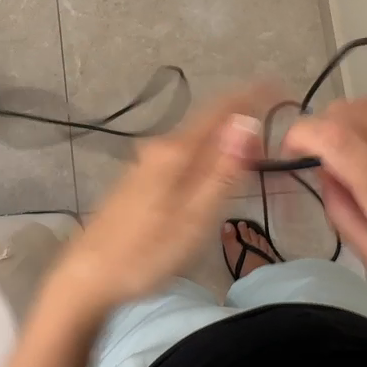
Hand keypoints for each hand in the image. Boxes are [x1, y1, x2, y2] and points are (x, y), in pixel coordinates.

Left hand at [47, 88, 270, 312]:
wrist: (86, 276)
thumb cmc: (145, 254)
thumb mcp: (194, 218)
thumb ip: (222, 171)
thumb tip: (247, 122)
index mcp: (175, 152)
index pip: (219, 108)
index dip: (250, 95)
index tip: (279, 89)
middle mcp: (158, 149)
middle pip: (207, 124)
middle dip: (241, 124)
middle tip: (274, 142)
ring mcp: (145, 164)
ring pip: (194, 142)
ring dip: (223, 143)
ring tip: (252, 159)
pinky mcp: (138, 181)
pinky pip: (181, 157)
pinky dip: (205, 158)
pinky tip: (212, 178)